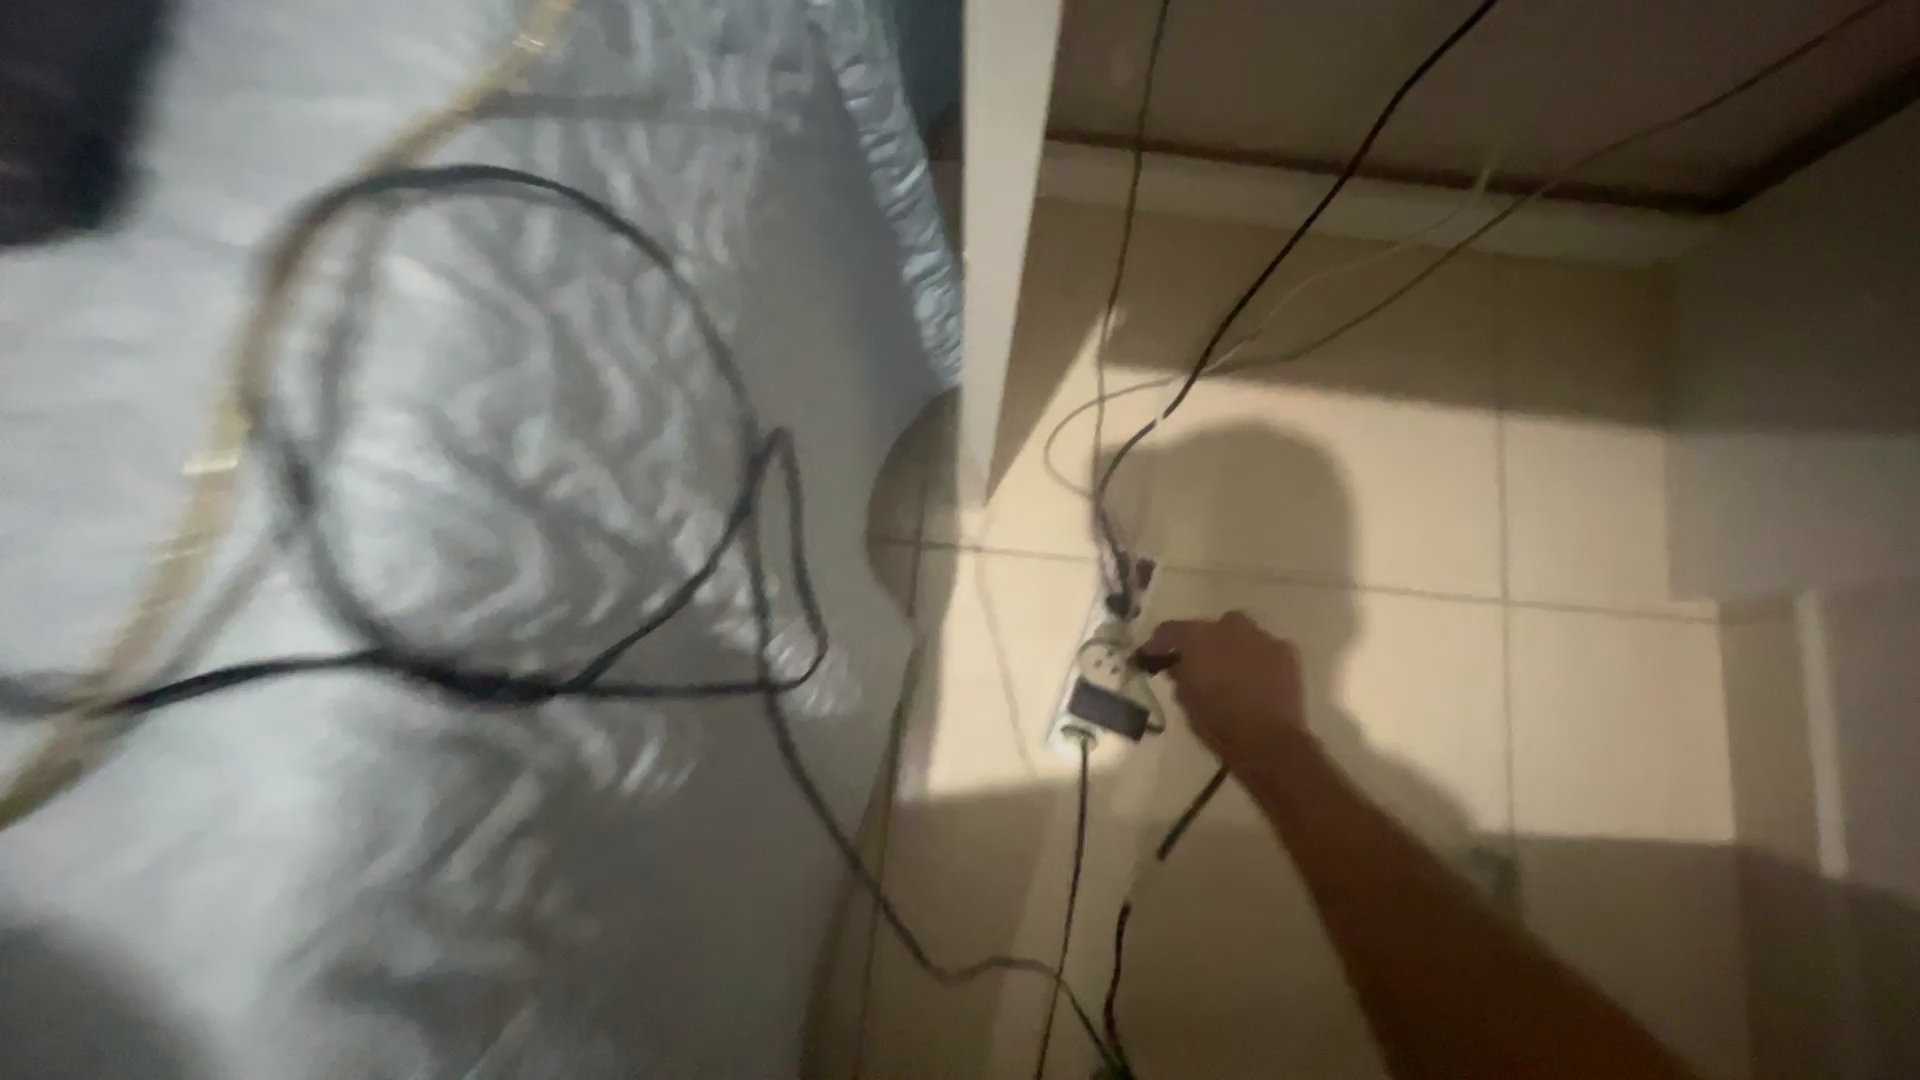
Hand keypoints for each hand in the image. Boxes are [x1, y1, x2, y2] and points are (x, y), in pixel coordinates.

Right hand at [1140, 611, 1308, 772]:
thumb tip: (1178, 666)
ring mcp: (1262, 638)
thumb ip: (1179, 675)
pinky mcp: (1287, 652)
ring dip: (1232, 647)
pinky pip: (1266, 648)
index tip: (1151, 656)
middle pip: (1210, 627)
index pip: (1170, 630)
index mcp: (1198, 637)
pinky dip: (1259, 658)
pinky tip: (1257, 678)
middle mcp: (1230, 628)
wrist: (1267, 741)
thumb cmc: (1217, 722)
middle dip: (1202, 642)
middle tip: (1198, 663)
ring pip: (1241, 634)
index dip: (1158, 643)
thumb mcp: (1185, 700)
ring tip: (1231, 671)